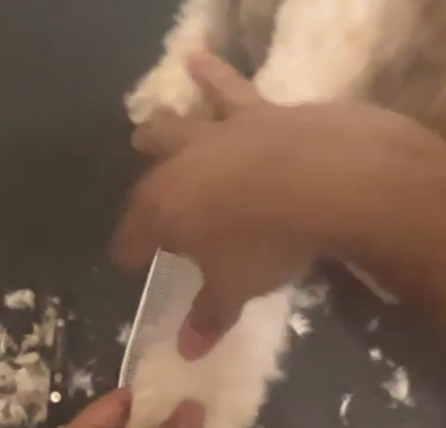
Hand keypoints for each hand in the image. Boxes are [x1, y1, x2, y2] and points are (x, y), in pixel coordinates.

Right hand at [112, 53, 445, 357]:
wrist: (319, 179)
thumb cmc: (263, 243)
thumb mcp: (235, 288)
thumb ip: (209, 317)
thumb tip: (187, 352)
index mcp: (164, 214)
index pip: (133, 238)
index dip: (129, 253)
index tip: (126, 263)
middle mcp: (178, 167)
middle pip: (149, 178)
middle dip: (142, 190)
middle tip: (140, 198)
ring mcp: (214, 134)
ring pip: (175, 127)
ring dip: (160, 130)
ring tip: (146, 127)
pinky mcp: (254, 111)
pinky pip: (226, 88)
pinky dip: (211, 74)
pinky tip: (199, 58)